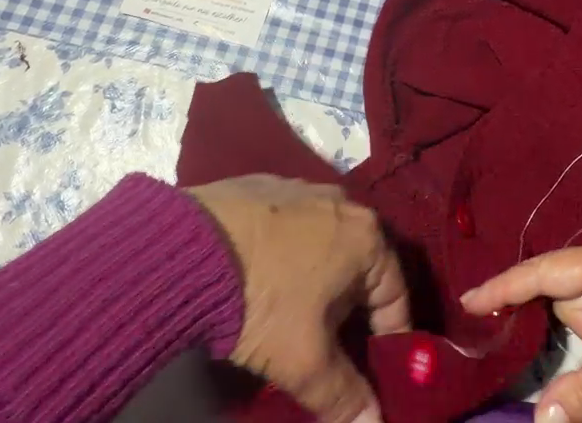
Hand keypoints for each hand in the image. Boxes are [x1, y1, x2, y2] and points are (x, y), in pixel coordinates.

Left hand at [189, 175, 410, 422]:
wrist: (186, 248)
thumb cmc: (262, 301)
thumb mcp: (304, 361)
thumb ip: (344, 397)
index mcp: (366, 236)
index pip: (395, 295)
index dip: (389, 339)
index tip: (377, 369)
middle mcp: (341, 203)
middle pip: (358, 267)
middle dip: (349, 310)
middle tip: (331, 349)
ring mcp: (300, 188)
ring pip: (322, 244)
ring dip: (316, 279)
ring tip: (291, 317)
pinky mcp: (262, 185)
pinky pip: (288, 227)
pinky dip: (284, 254)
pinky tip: (259, 279)